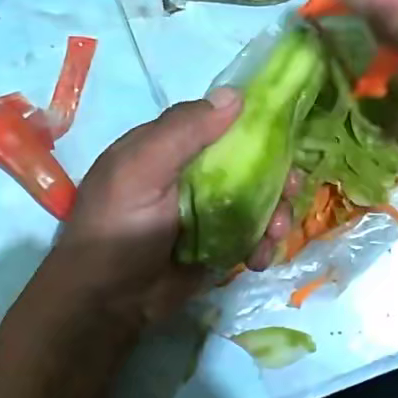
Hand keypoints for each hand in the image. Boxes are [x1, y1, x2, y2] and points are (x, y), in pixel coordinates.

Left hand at [42, 90, 290, 323]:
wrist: (109, 302)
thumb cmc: (119, 229)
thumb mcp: (142, 171)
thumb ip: (183, 131)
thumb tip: (236, 95)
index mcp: (169, 148)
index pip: (220, 124)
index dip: (255, 127)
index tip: (285, 137)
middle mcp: (192, 175)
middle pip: (250, 164)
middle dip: (276, 178)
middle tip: (289, 192)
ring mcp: (209, 212)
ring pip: (259, 202)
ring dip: (275, 215)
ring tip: (274, 236)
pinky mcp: (220, 245)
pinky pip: (255, 236)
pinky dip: (264, 245)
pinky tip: (259, 259)